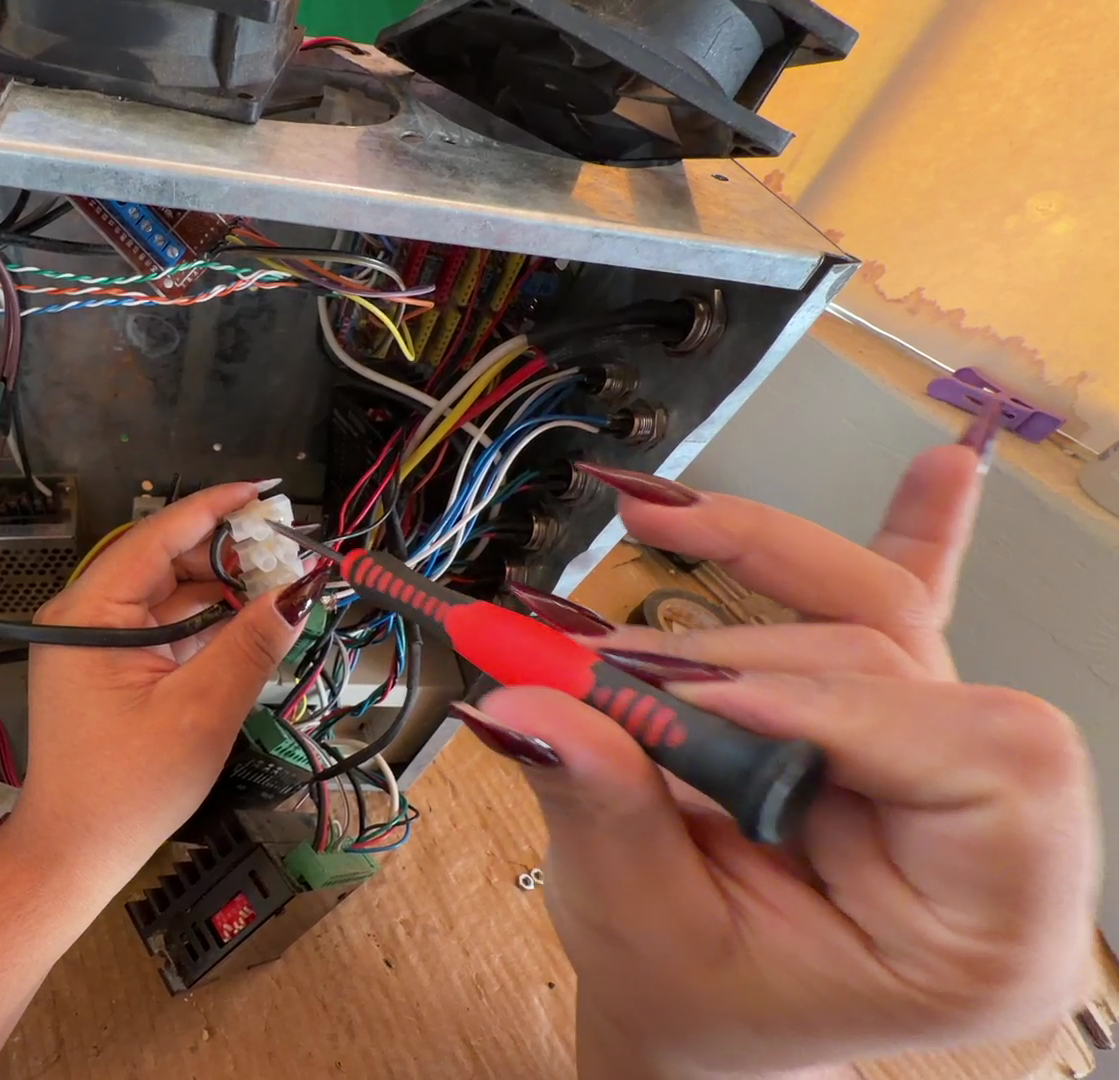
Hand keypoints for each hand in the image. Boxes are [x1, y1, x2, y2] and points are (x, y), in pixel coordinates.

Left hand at [16, 483, 322, 872]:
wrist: (74, 852)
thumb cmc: (128, 788)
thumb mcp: (201, 712)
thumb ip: (252, 644)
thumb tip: (301, 591)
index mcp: (89, 614)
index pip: (156, 538)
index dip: (213, 509)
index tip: (264, 491)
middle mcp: (84, 615)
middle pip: (164, 562)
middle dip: (225, 554)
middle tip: (287, 552)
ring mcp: (93, 640)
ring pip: (167, 593)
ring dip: (219, 589)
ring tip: (278, 586)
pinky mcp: (108, 663)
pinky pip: (162, 626)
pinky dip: (203, 622)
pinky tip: (245, 621)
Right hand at [480, 442, 1098, 1076]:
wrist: (692, 998)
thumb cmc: (679, 989)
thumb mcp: (628, 912)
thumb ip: (592, 800)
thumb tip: (525, 699)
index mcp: (973, 923)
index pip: (975, 758)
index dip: (824, 700)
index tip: (680, 692)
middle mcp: (974, 832)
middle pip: (892, 668)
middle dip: (722, 653)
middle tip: (593, 662)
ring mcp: (924, 770)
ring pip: (871, 616)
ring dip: (752, 560)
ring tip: (648, 519)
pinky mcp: (865, 727)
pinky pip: (906, 617)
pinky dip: (909, 537)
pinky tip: (936, 468)